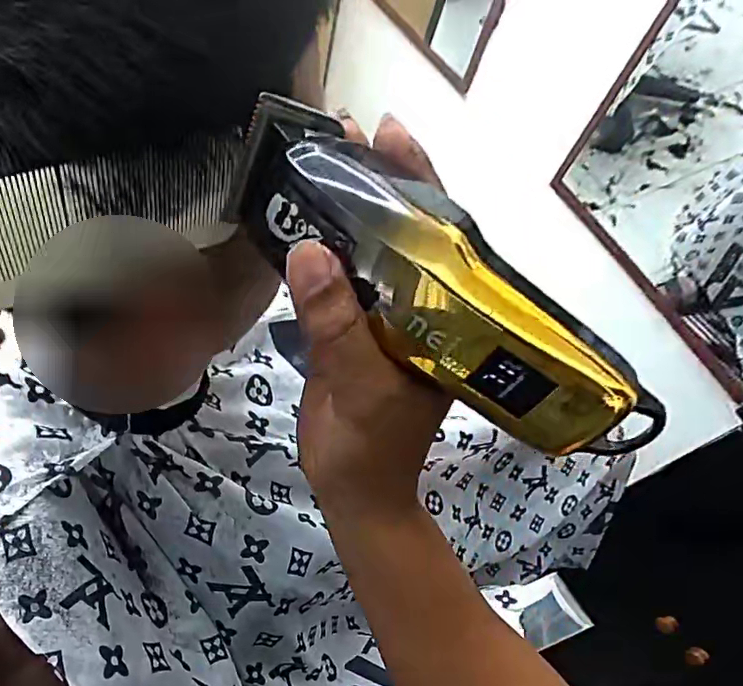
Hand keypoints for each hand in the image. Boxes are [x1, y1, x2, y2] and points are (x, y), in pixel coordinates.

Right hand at [289, 115, 452, 522]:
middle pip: (404, 238)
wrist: (354, 493)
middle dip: (377, 187)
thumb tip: (308, 250)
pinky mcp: (355, 339)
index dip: (416, 184)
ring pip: (369, 261)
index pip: (437, 240)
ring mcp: (386, 325)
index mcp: (440, 322)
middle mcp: (420, 314)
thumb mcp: (357, 386)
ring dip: (346, 217)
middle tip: (341, 135)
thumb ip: (337, 323)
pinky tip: (301, 230)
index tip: (388, 137)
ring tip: (319, 166)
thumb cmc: (370, 448)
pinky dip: (321, 260)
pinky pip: (340, 289)